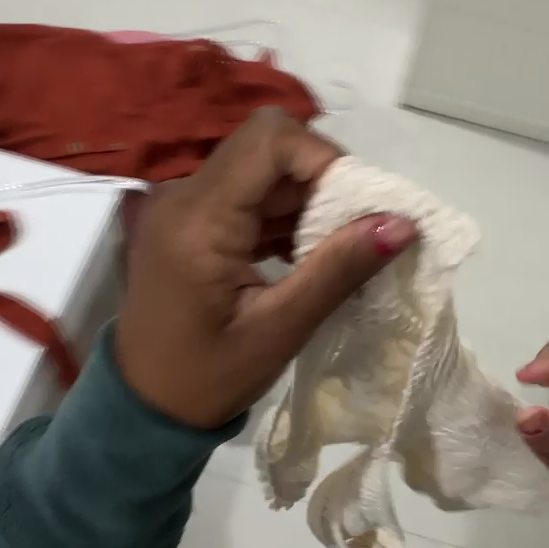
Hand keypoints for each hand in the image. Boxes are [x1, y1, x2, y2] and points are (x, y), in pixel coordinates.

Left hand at [117, 108, 418, 428]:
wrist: (145, 407)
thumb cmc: (207, 378)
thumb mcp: (279, 330)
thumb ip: (338, 271)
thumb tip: (403, 224)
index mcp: (198, 220)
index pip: (270, 140)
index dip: (324, 160)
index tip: (358, 211)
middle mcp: (183, 196)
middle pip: (267, 148)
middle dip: (322, 180)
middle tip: (352, 235)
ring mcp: (183, 206)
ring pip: (261, 169)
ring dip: (307, 200)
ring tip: (331, 252)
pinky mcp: (190, 222)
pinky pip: (247, 195)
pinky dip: (285, 215)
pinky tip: (305, 255)